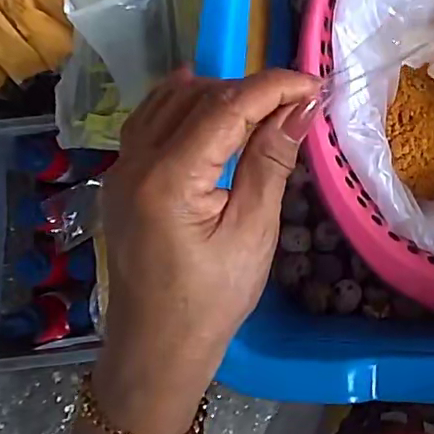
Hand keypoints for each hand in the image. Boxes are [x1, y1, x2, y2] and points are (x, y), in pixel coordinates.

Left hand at [94, 69, 319, 433]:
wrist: (156, 349)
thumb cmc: (211, 301)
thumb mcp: (252, 233)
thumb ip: (271, 162)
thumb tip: (300, 109)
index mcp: (169, 179)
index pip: (226, 108)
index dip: (273, 87)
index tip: (313, 85)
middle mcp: (135, 161)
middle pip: (197, 97)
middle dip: (250, 90)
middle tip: (295, 103)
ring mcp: (121, 167)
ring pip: (170, 101)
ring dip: (218, 93)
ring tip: (261, 107)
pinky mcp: (121, 177)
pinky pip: (150, 120)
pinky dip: (182, 103)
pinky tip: (205, 99)